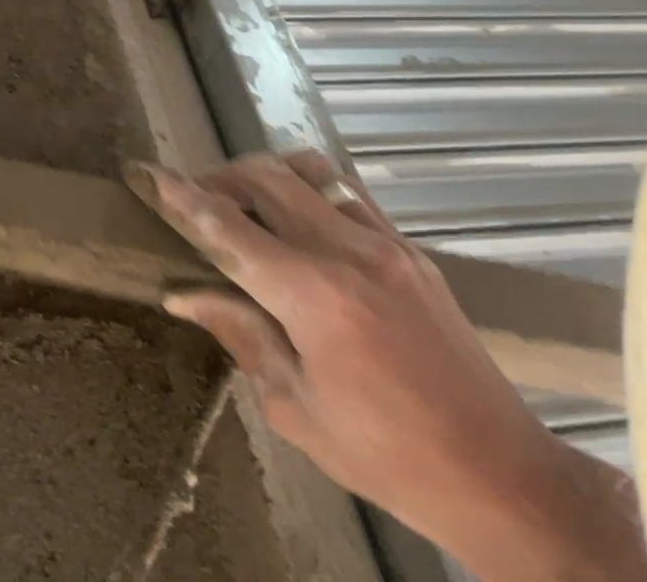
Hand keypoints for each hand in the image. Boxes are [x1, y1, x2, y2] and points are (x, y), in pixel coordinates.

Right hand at [126, 152, 646, 581]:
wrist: (499, 473)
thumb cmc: (384, 455)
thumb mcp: (293, 406)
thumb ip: (240, 333)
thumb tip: (185, 293)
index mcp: (316, 296)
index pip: (230, 229)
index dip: (182, 198)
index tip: (147, 172)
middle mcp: (353, 253)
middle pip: (269, 179)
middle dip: (219, 180)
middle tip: (190, 203)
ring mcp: (390, 246)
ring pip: (313, 175)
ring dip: (266, 179)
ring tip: (241, 208)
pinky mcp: (413, 254)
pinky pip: (349, 198)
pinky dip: (309, 195)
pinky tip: (294, 228)